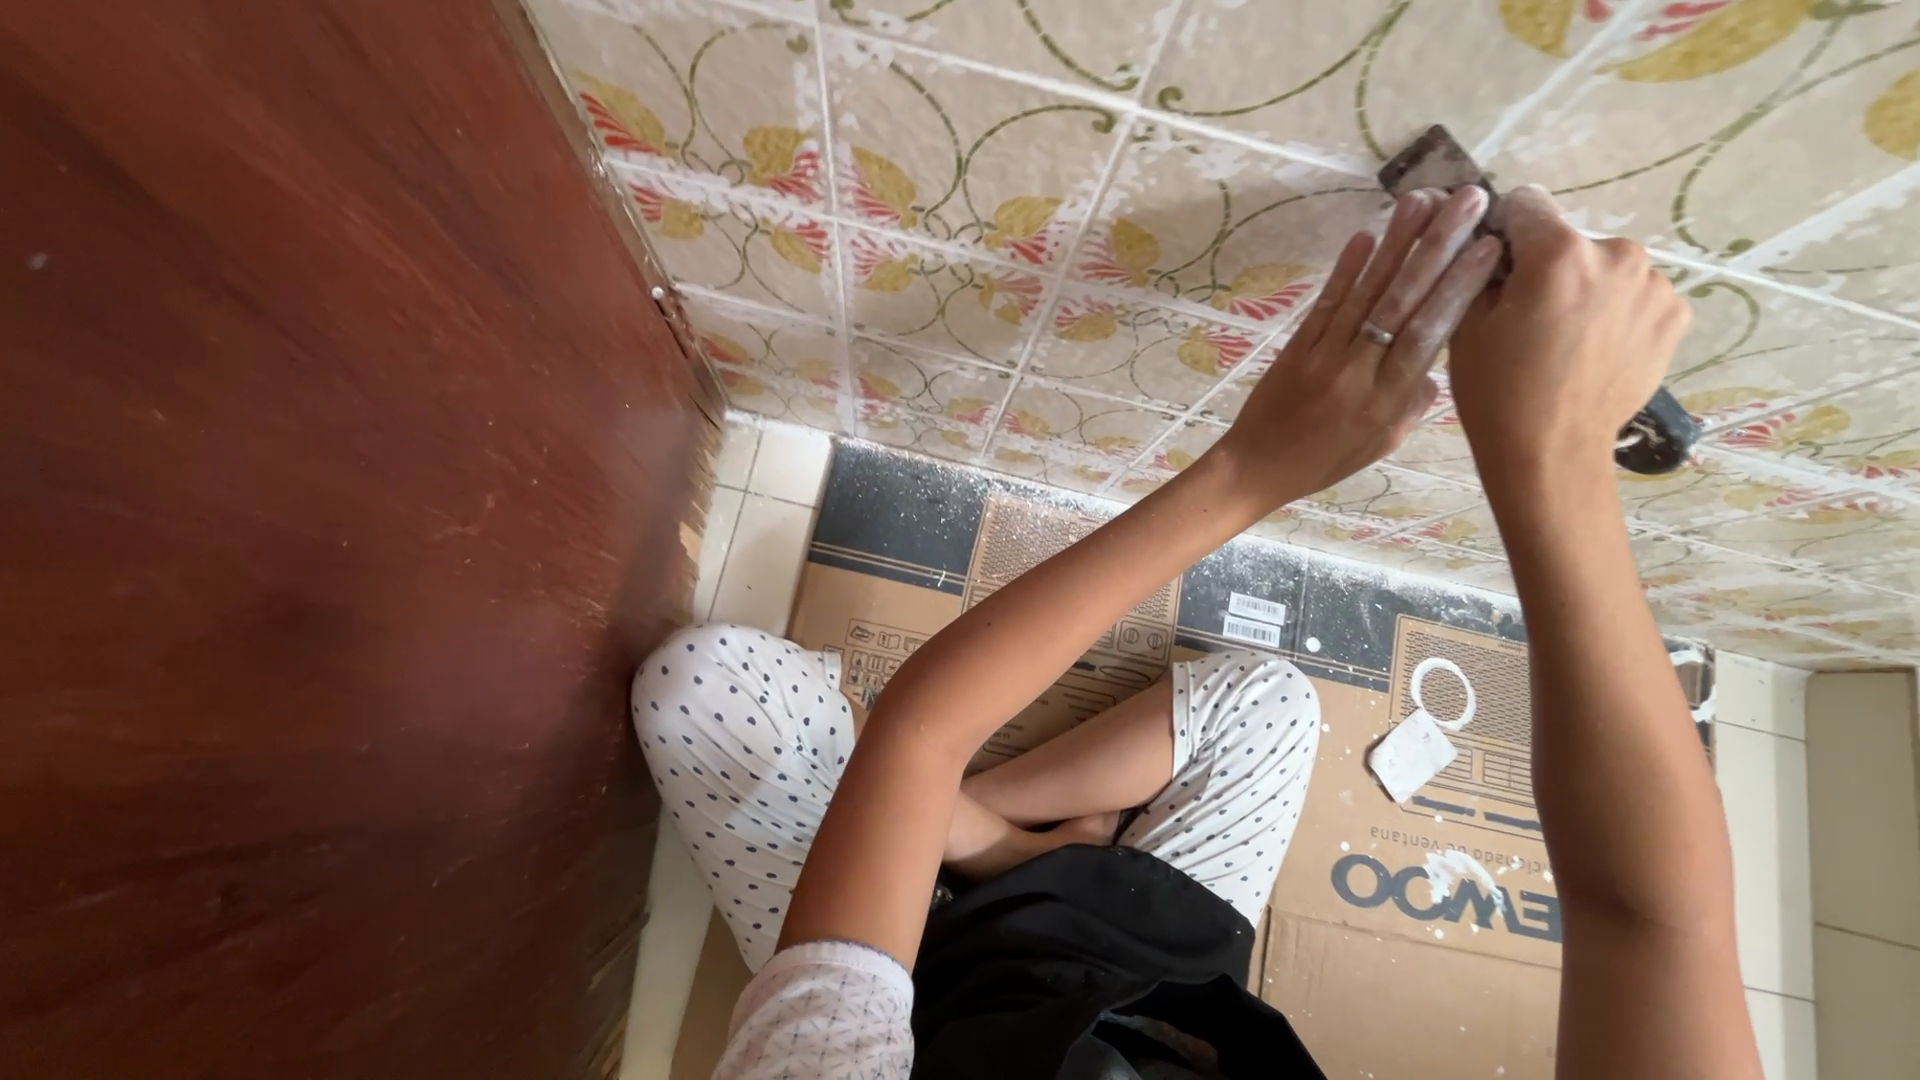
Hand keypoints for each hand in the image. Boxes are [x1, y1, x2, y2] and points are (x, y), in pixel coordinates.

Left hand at [1210, 186, 1502, 510]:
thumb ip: (1412, 404)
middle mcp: (1357, 372)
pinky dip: (1344, 271)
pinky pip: (1324, 306)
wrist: (1254, 468)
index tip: (1489, 246)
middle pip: (1401, 302)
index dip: (1460, 287)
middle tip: (1467, 200)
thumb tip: (1436, 365)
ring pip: (1364, 295)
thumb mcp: (1380, 444)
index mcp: (1387, 400)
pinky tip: (1364, 237)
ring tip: (1420, 201)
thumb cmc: (1322, 461)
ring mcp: (1321, 357)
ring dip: (1394, 244)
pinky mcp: (1293, 349)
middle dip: (1437, 247)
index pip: (1430, 333)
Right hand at [1448, 185, 1691, 484]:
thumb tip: (1490, 245)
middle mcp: (1617, 254)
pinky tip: (1590, 351)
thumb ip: (1478, 272)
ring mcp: (1654, 285)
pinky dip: (1611, 314)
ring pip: (1603, 269)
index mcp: (1558, 253)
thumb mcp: (1465, 326)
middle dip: (1546, 267)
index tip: (1492, 264)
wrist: (1549, 450)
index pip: (1527, 202)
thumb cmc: (1494, 390)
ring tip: (1560, 340)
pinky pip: (1633, 297)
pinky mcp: (1674, 314)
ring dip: (1582, 290)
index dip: (1502, 228)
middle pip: (1569, 241)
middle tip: (1525, 318)